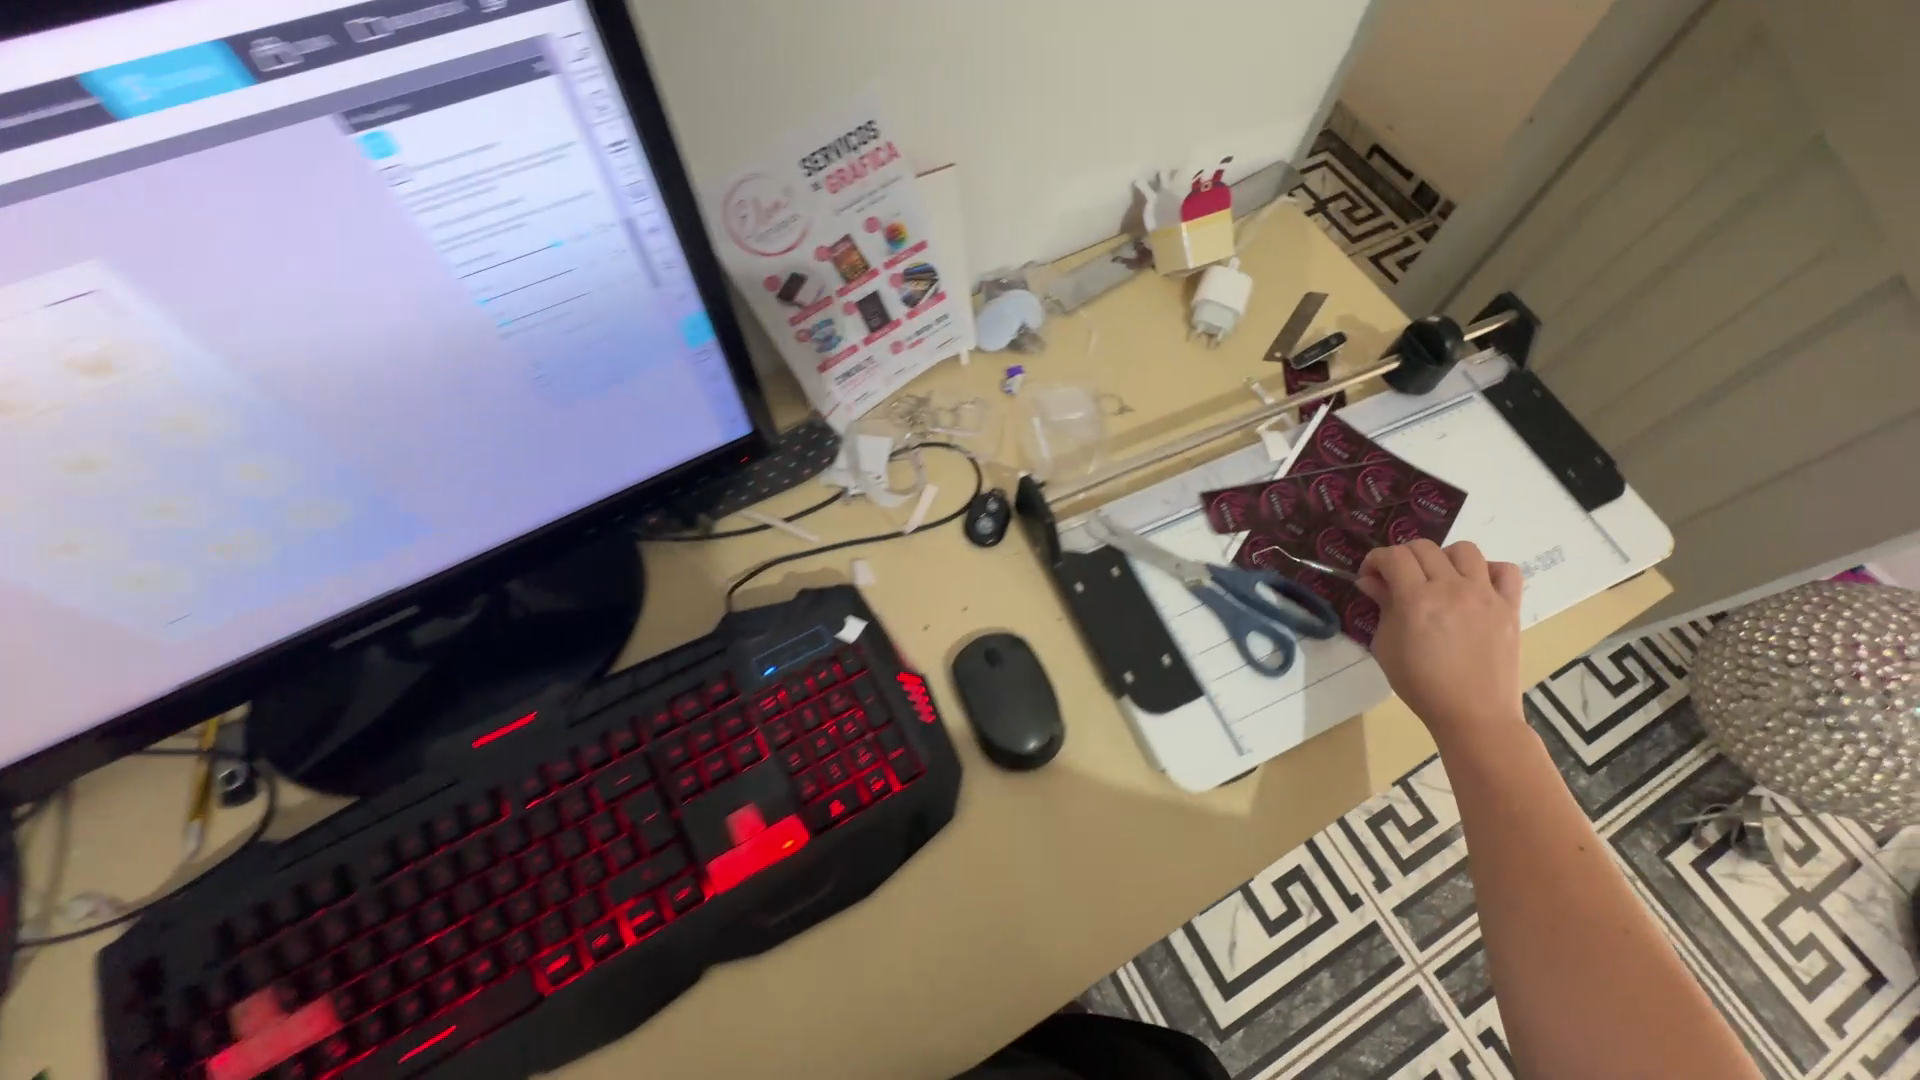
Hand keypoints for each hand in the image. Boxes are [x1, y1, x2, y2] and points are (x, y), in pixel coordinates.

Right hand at [1356, 540, 1525, 747]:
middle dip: (1402, 557)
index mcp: (1416, 600)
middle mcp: (1452, 588)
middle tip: (1397, 579)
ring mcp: (1485, 595)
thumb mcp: (1386, 646)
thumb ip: (1382, 607)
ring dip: (1443, 558)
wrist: (1473, 714)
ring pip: (1464, 550)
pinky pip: (1505, 570)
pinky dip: (1488, 570)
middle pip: (1424, 548)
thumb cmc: (1421, 685)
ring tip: (1437, 578)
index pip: (1393, 557)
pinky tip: (1475, 586)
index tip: (1370, 576)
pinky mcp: (1509, 607)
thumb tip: (1372, 582)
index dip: (1375, 560)